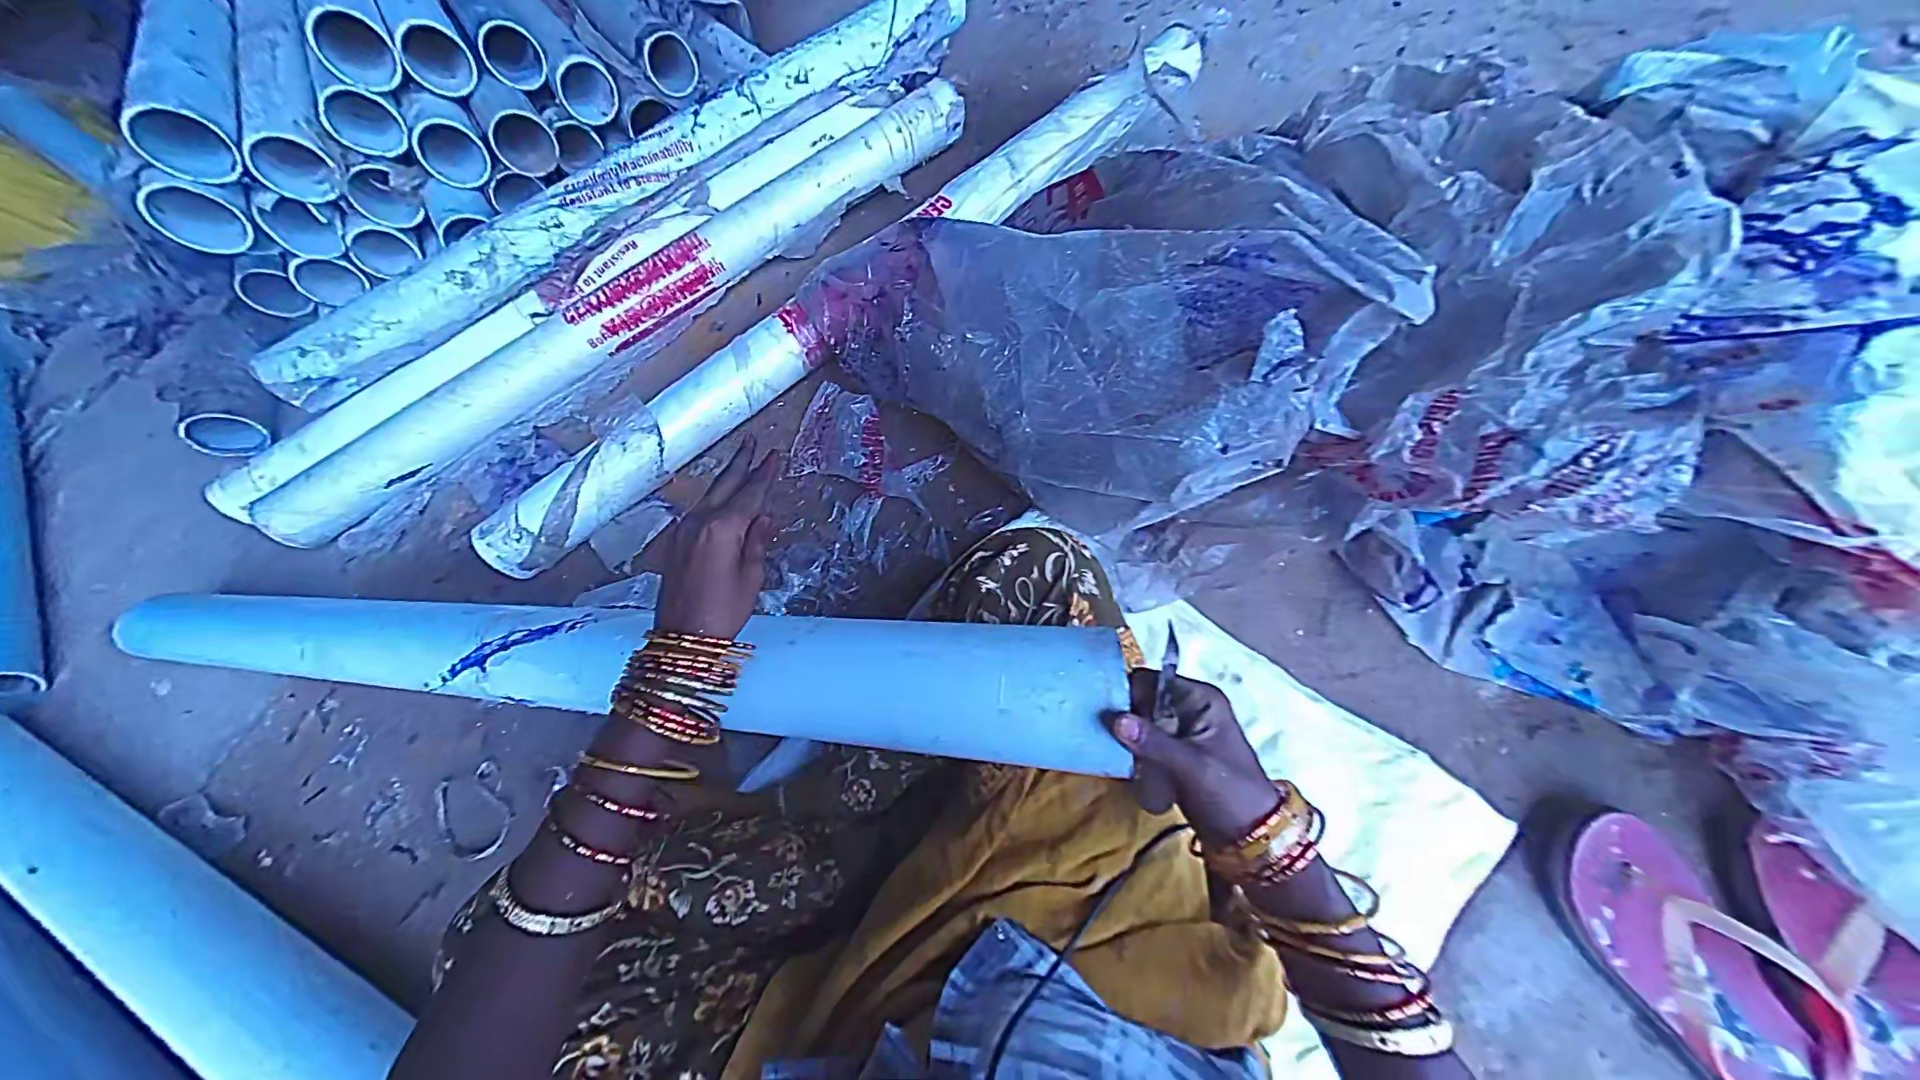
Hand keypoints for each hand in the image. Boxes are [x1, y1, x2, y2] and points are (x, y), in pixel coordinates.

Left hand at [654, 437, 779, 639]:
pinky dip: (714, 499)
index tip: (775, 456)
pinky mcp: (675, 542)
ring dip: (726, 478)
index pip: (750, 494)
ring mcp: (682, 531)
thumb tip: (764, 519)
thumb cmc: (723, 611)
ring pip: (709, 495)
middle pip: (724, 484)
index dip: (765, 474)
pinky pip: (698, 511)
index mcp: (722, 529)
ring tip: (740, 462)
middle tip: (752, 441)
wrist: (682, 635)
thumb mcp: (751, 577)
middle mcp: (699, 523)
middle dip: (741, 462)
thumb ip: (756, 542)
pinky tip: (722, 498)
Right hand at [1107, 673, 1280, 844]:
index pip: (1151, 681)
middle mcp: (1188, 709)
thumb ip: (1153, 742)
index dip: (1128, 694)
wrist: (1252, 838)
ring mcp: (1180, 733)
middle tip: (1117, 746)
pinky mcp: (1173, 755)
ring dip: (1132, 747)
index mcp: (1199, 699)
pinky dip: (1138, 761)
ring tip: (1132, 767)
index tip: (1107, 716)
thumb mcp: (1191, 766)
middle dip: (1127, 724)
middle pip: (1141, 703)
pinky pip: (1144, 748)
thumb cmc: (1230, 794)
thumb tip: (1115, 718)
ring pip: (1139, 728)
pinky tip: (1139, 777)